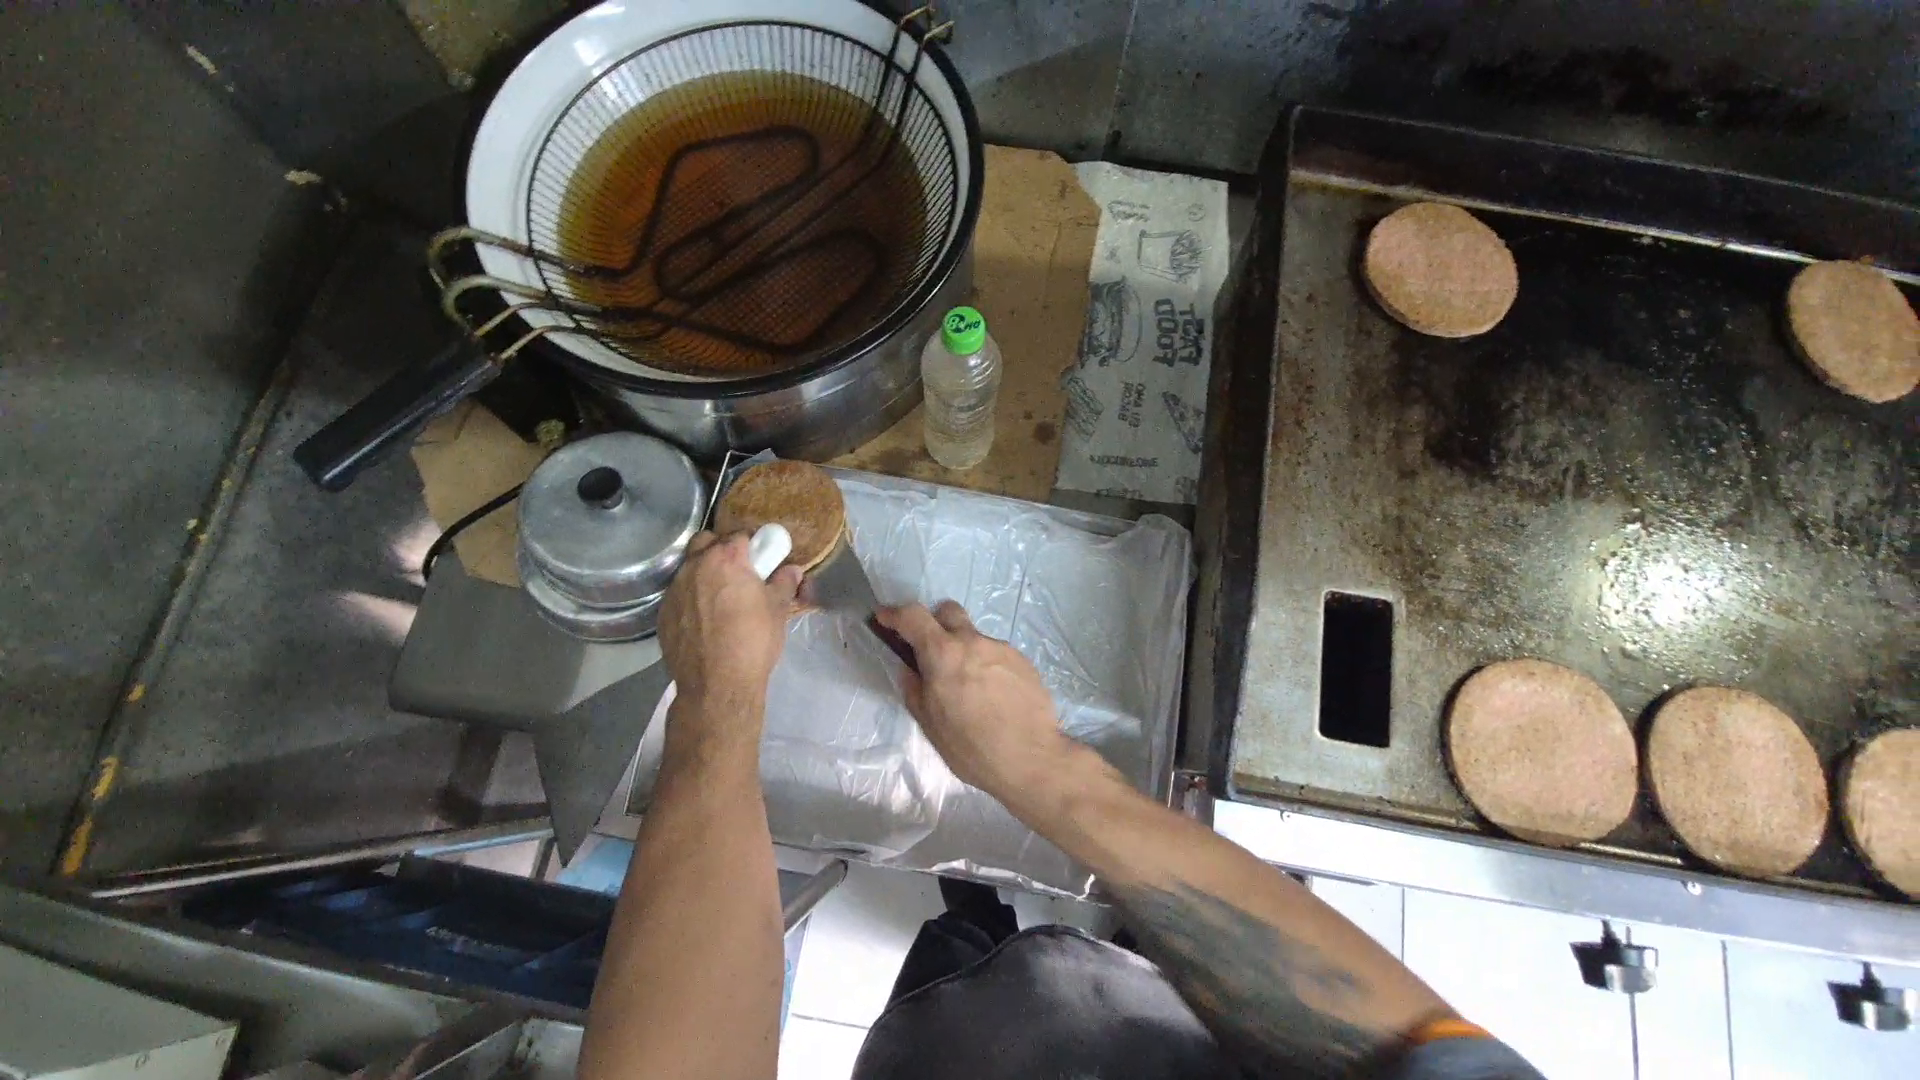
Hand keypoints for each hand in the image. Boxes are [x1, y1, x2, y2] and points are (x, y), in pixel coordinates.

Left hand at [658, 532, 803, 706]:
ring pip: (689, 567)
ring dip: (704, 573)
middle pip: (706, 542)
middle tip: (738, 571)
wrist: (717, 684)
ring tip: (720, 597)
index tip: (760, 557)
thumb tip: (792, 570)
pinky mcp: (663, 612)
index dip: (752, 544)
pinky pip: (679, 594)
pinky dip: (691, 598)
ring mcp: (674, 589)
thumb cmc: (753, 641)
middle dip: (721, 549)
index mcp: (726, 558)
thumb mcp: (778, 610)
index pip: (739, 534)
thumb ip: (784, 583)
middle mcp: (695, 566)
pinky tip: (704, 620)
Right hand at [874, 601, 1069, 800]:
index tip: (884, 617)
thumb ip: (914, 689)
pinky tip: (994, 698)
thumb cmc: (970, 746)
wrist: (1030, 758)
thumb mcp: (929, 724)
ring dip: (965, 654)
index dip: (894, 613)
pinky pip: (996, 656)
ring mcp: (1002, 649)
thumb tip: (910, 670)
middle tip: (931, 651)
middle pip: (948, 612)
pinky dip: (988, 668)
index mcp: (943, 653)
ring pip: (975, 639)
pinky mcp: (1024, 662)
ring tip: (970, 691)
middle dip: (935, 623)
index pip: (913, 616)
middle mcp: (974, 641)